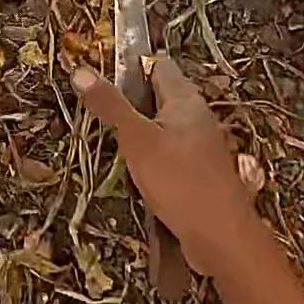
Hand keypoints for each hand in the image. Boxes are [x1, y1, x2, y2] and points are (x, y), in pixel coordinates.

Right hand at [71, 56, 261, 276]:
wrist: (222, 239)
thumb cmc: (179, 181)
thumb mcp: (137, 140)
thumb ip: (111, 106)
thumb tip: (81, 70)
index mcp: (185, 100)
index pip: (158, 65)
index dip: (131, 65)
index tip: (102, 76)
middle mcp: (197, 116)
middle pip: (159, 95)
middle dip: (132, 100)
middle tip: (100, 109)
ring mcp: (201, 145)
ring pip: (164, 125)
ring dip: (141, 130)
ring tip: (113, 139)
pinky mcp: (200, 171)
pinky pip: (170, 150)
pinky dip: (151, 153)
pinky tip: (136, 169)